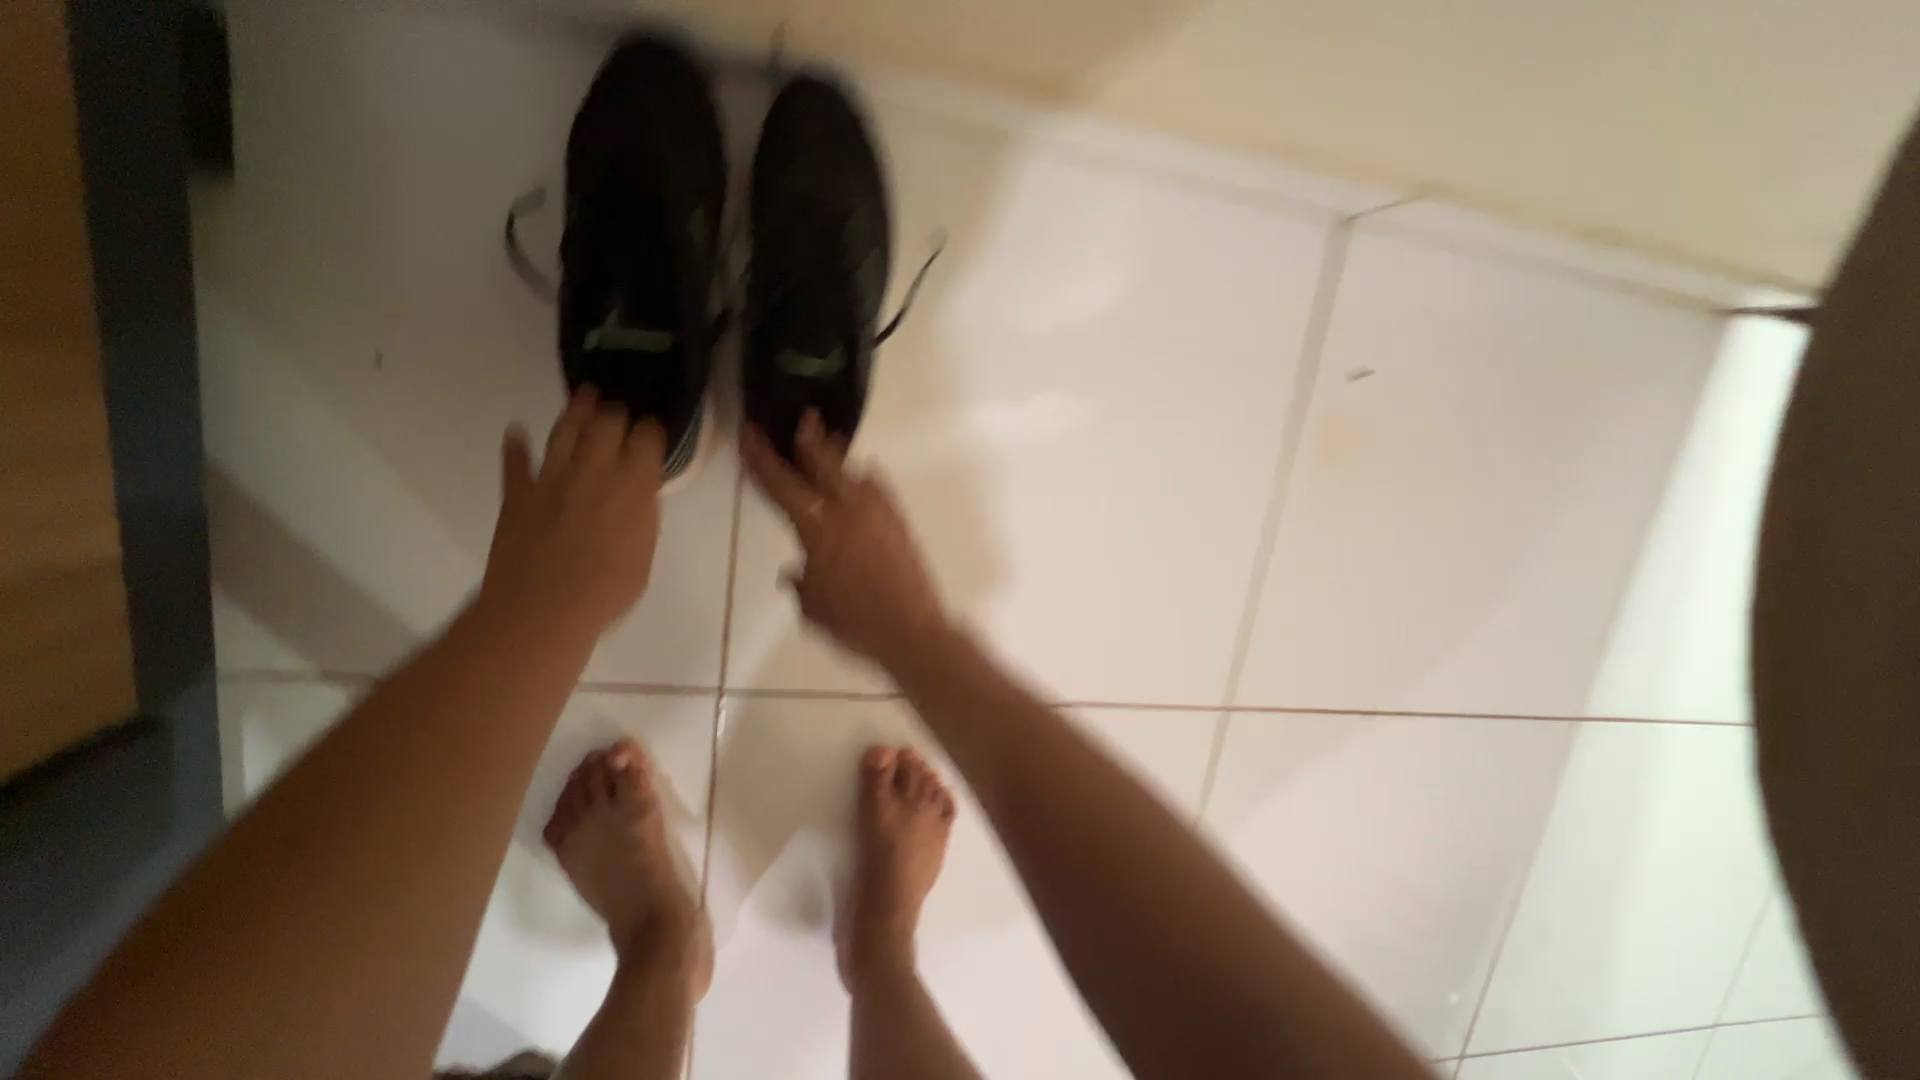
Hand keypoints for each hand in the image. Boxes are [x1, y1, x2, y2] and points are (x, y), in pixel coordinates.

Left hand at [481, 388, 664, 636]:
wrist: (544, 609)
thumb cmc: (606, 592)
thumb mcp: (643, 556)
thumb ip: (643, 517)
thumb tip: (643, 494)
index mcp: (633, 487)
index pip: (647, 441)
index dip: (651, 428)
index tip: (653, 426)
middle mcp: (595, 472)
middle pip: (607, 424)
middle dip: (617, 412)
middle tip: (620, 409)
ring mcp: (552, 479)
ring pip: (565, 433)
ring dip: (575, 411)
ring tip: (584, 395)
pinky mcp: (518, 493)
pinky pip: (515, 462)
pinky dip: (516, 446)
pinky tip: (516, 433)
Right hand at [742, 412, 951, 669]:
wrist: (911, 630)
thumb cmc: (854, 624)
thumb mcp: (812, 607)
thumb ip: (801, 581)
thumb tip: (799, 571)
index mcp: (818, 530)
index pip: (781, 487)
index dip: (761, 459)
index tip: (750, 434)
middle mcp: (848, 512)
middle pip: (823, 464)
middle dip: (809, 439)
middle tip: (804, 419)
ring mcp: (878, 514)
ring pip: (854, 473)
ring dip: (839, 459)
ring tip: (831, 445)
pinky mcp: (899, 522)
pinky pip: (878, 490)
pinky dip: (865, 482)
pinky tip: (863, 483)